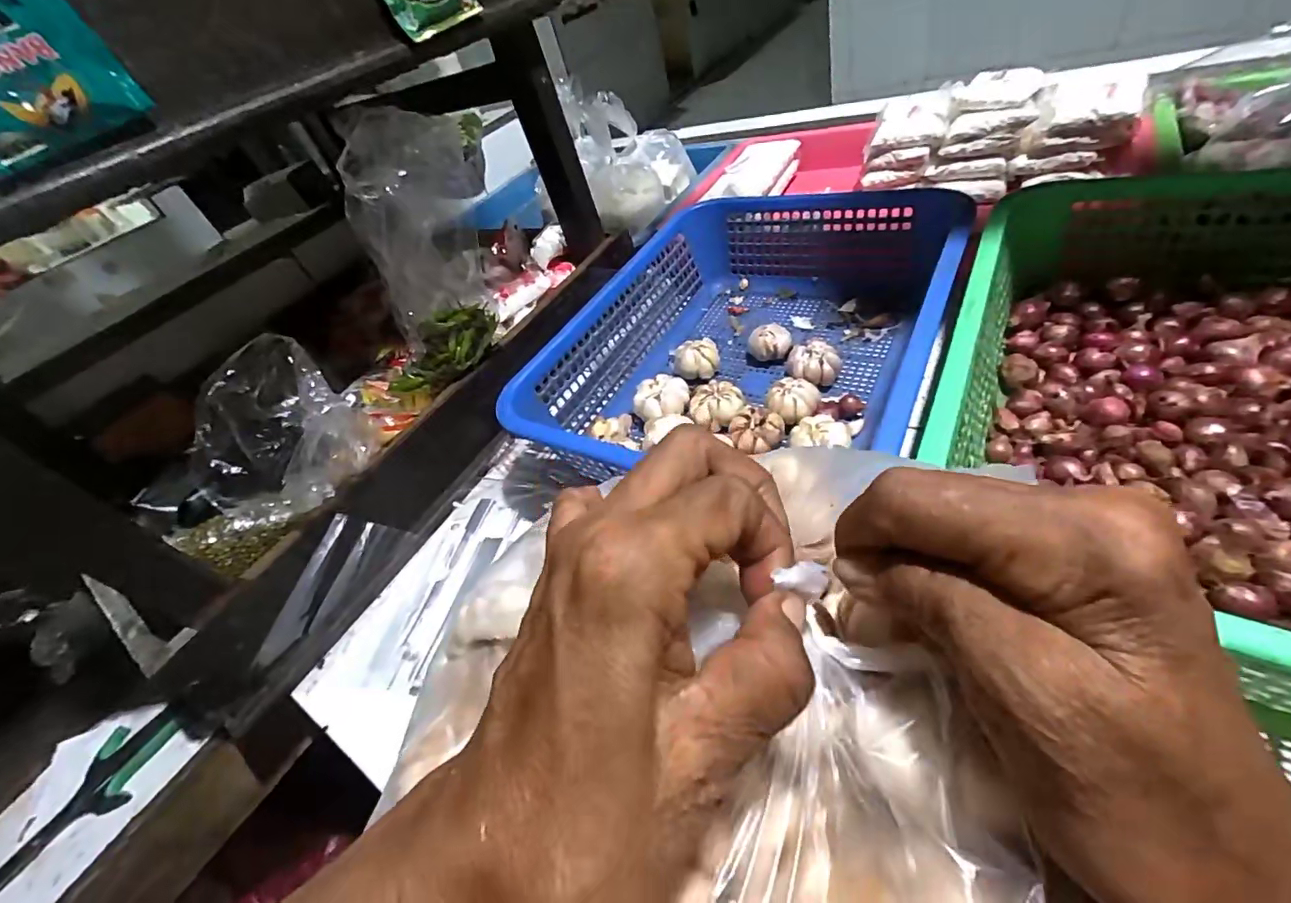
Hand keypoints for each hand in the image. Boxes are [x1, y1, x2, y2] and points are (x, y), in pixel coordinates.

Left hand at [294, 428, 810, 902]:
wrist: (500, 838)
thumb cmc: (601, 808)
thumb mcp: (709, 750)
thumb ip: (770, 667)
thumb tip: (790, 607)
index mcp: (627, 563)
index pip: (728, 494)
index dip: (774, 536)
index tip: (777, 606)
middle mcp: (588, 532)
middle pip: (683, 451)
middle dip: (742, 489)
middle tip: (767, 561)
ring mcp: (561, 544)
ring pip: (643, 471)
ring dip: (696, 497)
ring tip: (729, 561)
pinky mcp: (551, 568)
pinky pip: (605, 507)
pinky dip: (650, 516)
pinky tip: (668, 573)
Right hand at [835, 469, 1290, 902]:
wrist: (1226, 866)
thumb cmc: (1129, 793)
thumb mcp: (1019, 691)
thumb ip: (936, 604)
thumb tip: (857, 566)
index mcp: (1091, 534)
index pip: (919, 496)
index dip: (862, 536)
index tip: (846, 593)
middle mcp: (1097, 503)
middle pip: (930, 494)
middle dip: (884, 547)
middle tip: (873, 611)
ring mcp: (1096, 523)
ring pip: (944, 510)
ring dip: (907, 560)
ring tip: (906, 616)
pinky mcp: (1085, 548)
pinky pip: (971, 533)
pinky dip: (937, 568)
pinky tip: (944, 610)